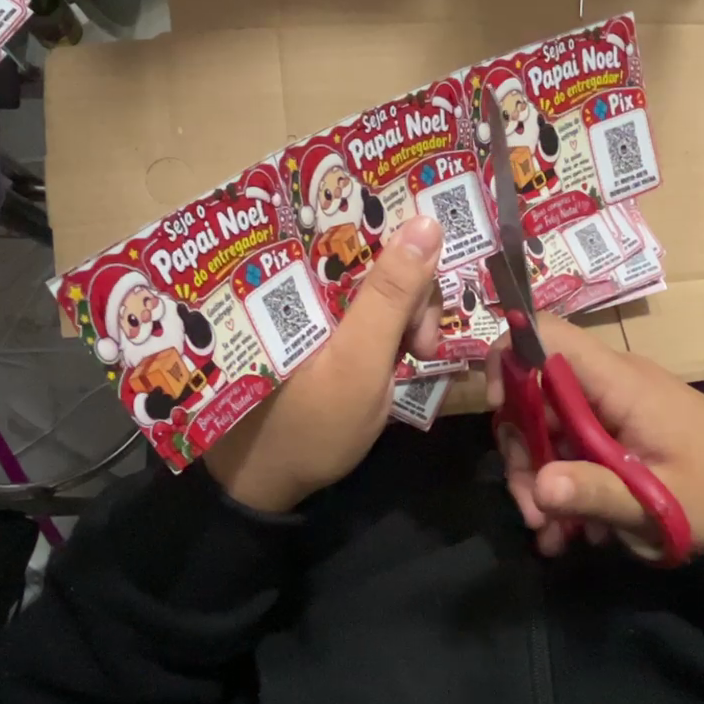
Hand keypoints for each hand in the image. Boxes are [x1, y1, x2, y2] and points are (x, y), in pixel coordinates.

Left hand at [205, 217, 443, 512]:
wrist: (268, 482)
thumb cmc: (311, 423)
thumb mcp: (362, 361)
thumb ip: (393, 297)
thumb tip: (427, 222)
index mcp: (302, 276)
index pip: (362, 226)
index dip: (410, 244)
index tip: (435, 286)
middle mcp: (305, 279)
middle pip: (380, 254)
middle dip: (415, 294)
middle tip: (423, 344)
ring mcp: (317, 306)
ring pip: (383, 284)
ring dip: (411, 316)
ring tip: (418, 354)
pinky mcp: (325, 330)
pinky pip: (372, 310)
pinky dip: (396, 329)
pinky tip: (406, 353)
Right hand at [486, 317, 703, 558]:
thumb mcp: (658, 502)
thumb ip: (596, 493)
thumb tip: (539, 486)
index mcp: (619, 383)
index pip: (548, 334)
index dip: (510, 358)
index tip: (499, 411)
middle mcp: (608, 386)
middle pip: (534, 395)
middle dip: (524, 452)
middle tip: (535, 512)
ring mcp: (611, 410)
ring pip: (547, 428)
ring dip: (542, 480)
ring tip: (553, 537)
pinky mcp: (616, 433)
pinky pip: (572, 449)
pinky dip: (566, 486)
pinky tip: (572, 533)